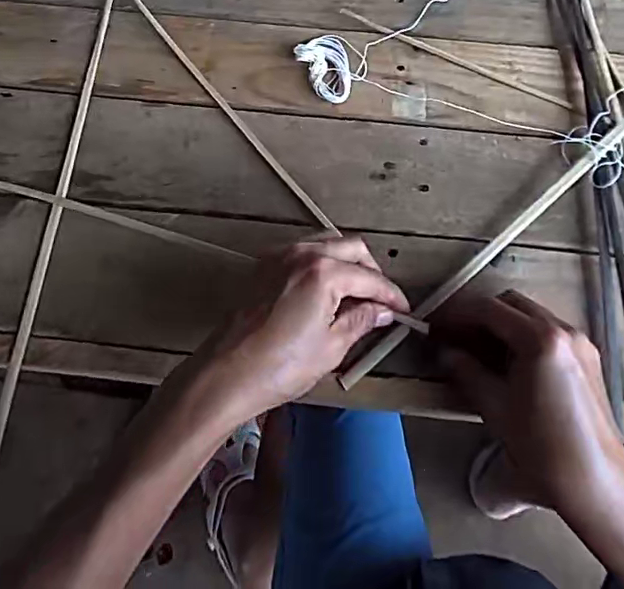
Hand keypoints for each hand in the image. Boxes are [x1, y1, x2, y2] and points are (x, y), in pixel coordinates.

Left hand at [175, 238, 410, 427]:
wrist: (222, 378)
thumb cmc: (275, 367)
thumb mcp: (332, 347)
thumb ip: (362, 320)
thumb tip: (382, 311)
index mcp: (325, 272)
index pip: (371, 278)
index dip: (391, 296)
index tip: (402, 309)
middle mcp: (304, 255)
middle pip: (354, 249)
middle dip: (372, 272)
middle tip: (380, 300)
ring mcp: (281, 257)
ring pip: (329, 244)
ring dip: (348, 263)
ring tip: (355, 293)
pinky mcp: (264, 267)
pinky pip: (305, 252)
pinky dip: (323, 263)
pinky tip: (325, 289)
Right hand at [435, 290, 623, 518]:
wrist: (595, 482)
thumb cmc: (542, 450)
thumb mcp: (496, 410)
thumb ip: (468, 373)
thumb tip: (446, 353)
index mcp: (541, 339)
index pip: (491, 309)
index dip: (458, 314)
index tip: (436, 324)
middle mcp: (564, 329)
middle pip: (514, 304)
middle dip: (481, 315)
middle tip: (455, 336)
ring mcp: (580, 340)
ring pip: (534, 315)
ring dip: (504, 325)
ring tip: (478, 350)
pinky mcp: (589, 356)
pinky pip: (551, 332)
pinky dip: (526, 337)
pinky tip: (511, 362)